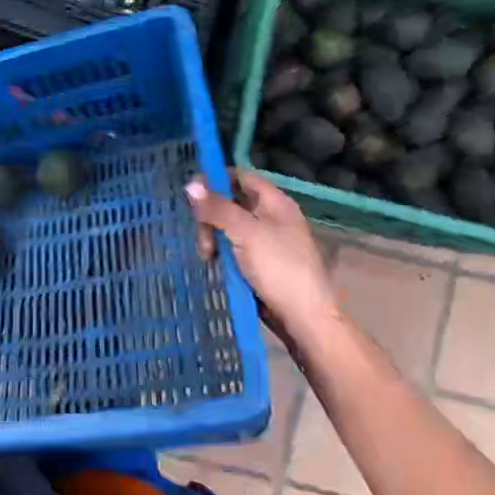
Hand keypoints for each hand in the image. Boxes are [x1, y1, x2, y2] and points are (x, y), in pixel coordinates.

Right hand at [187, 171, 342, 344]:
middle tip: (204, 241)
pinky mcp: (259, 263)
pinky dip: (221, 254)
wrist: (304, 318)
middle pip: (231, 203)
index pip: (241, 177)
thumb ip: (218, 208)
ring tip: (208, 258)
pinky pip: (233, 249)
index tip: (192, 195)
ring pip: (228, 228)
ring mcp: (266, 241)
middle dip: (211, 217)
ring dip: (213, 238)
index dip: (216, 180)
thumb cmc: (279, 268)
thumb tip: (190, 184)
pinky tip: (215, 265)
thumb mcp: (246, 233)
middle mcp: (271, 217)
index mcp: (275, 202)